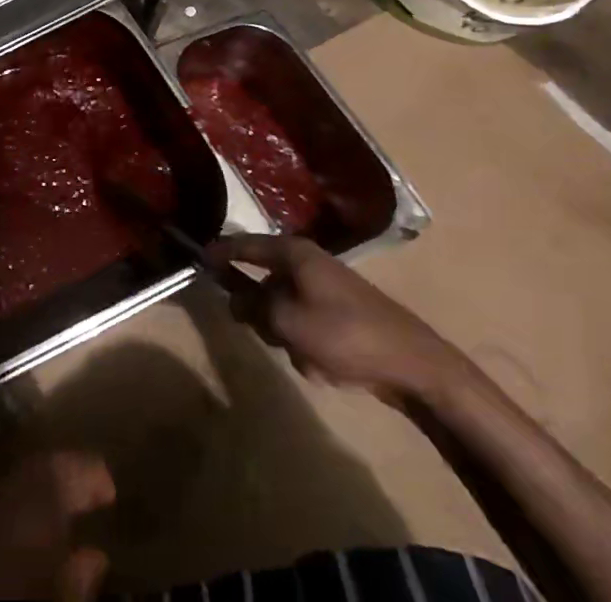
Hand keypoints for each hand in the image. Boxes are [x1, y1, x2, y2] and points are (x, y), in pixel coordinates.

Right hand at [207, 234, 466, 395]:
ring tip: (306, 354)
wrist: (413, 364)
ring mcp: (325, 289)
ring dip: (285, 333)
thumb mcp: (287, 322)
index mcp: (295, 255)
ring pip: (282, 309)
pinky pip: (304, 326)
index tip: (197, 259)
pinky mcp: (338, 314)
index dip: (220, 252)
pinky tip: (325, 364)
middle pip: (263, 282)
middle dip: (260, 311)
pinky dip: (306, 344)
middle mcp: (309, 264)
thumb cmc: (345, 335)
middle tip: (264, 331)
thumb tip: (236, 299)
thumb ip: (254, 307)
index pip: (246, 245)